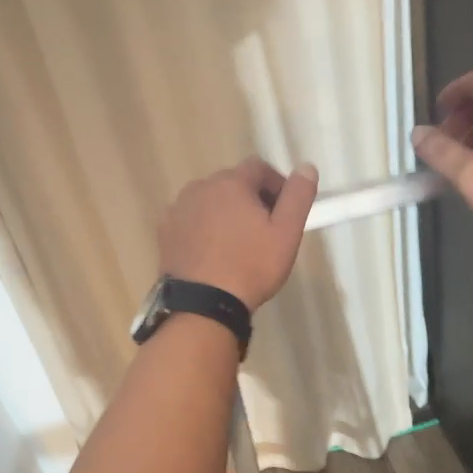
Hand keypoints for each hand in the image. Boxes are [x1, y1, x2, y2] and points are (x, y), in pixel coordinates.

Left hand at [159, 158, 317, 309]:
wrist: (204, 305)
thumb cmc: (252, 267)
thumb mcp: (286, 233)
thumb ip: (298, 196)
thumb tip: (306, 167)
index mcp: (231, 183)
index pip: (259, 167)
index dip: (277, 184)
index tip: (285, 210)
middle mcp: (200, 187)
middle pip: (233, 183)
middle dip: (251, 199)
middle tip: (265, 231)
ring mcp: (178, 209)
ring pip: (210, 201)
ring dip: (226, 212)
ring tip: (238, 244)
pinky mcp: (165, 232)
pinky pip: (192, 220)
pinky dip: (205, 228)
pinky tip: (214, 253)